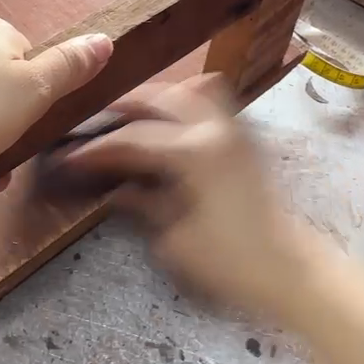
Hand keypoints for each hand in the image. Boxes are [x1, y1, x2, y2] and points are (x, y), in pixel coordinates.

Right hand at [61, 75, 327, 315]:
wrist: (294, 273)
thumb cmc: (232, 263)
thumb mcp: (174, 240)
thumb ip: (142, 204)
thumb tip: (117, 188)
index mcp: (193, 152)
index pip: (131, 139)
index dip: (96, 149)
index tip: (69, 158)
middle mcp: (215, 129)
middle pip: (158, 98)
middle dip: (122, 107)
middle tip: (96, 123)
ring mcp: (235, 130)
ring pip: (190, 90)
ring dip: (156, 98)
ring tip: (131, 114)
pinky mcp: (247, 140)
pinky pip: (213, 102)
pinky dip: (186, 103)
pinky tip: (170, 123)